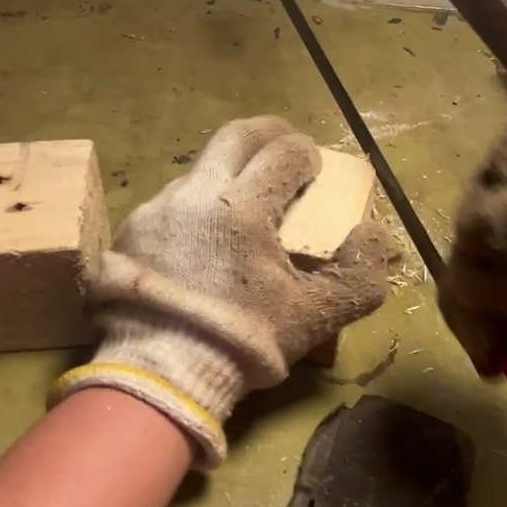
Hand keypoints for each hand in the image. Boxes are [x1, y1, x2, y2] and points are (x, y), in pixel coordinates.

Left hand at [53, 116, 393, 467]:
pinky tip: (200, 237)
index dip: (306, 153)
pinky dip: (195, 205)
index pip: (284, 152)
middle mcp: (198, 193)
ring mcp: (158, 208)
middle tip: (285, 144)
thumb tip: (375, 232)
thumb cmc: (245, 342)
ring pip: (200, 168)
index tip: (314, 168)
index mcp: (244, 206)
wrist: (161, 374)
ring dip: (228, 171)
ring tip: (242, 200)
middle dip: (268, 132)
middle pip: (236, 136)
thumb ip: (360, 274)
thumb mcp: (316, 316)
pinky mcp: (132, 230)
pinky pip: (170, 201)